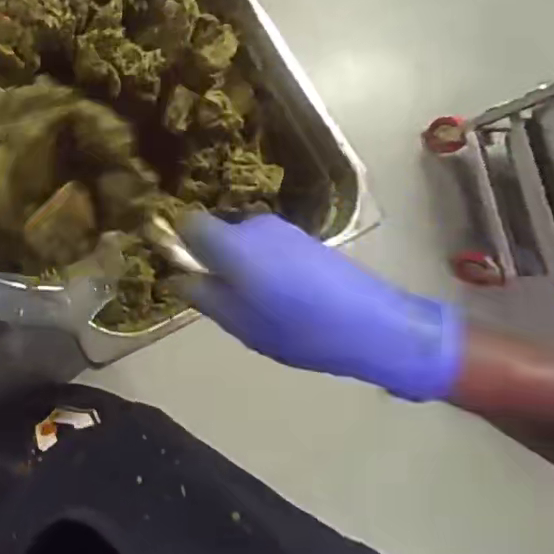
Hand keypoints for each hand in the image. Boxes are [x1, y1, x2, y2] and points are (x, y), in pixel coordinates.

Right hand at [178, 214, 463, 401]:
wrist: (377, 325)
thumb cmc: (300, 330)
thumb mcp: (241, 324)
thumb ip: (204, 296)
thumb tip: (176, 278)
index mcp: (234, 245)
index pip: (189, 222)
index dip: (180, 241)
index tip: (183, 268)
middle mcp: (256, 226)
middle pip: (217, 233)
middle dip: (213, 259)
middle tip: (225, 299)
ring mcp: (284, 230)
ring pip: (243, 241)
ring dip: (241, 265)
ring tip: (258, 303)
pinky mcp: (305, 239)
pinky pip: (266, 247)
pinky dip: (263, 266)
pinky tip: (284, 296)